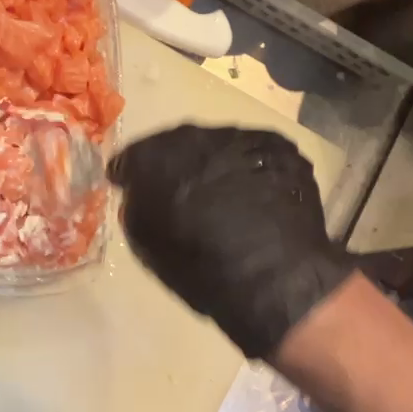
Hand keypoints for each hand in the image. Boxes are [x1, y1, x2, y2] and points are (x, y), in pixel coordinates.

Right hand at [108, 125, 351, 358]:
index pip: (131, 157)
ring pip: (217, 147)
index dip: (130, 175)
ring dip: (214, 166)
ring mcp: (241, 138)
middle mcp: (195, 136)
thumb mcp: (143, 240)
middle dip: (174, 166)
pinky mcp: (282, 149)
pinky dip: (248, 171)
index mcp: (153, 156)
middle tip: (180, 194)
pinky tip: (255, 198)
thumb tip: (140, 195)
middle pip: (176, 145)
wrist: (270, 275)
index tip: (132, 189)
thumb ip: (135, 207)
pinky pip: (253, 155)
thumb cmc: (195, 264)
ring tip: (222, 197)